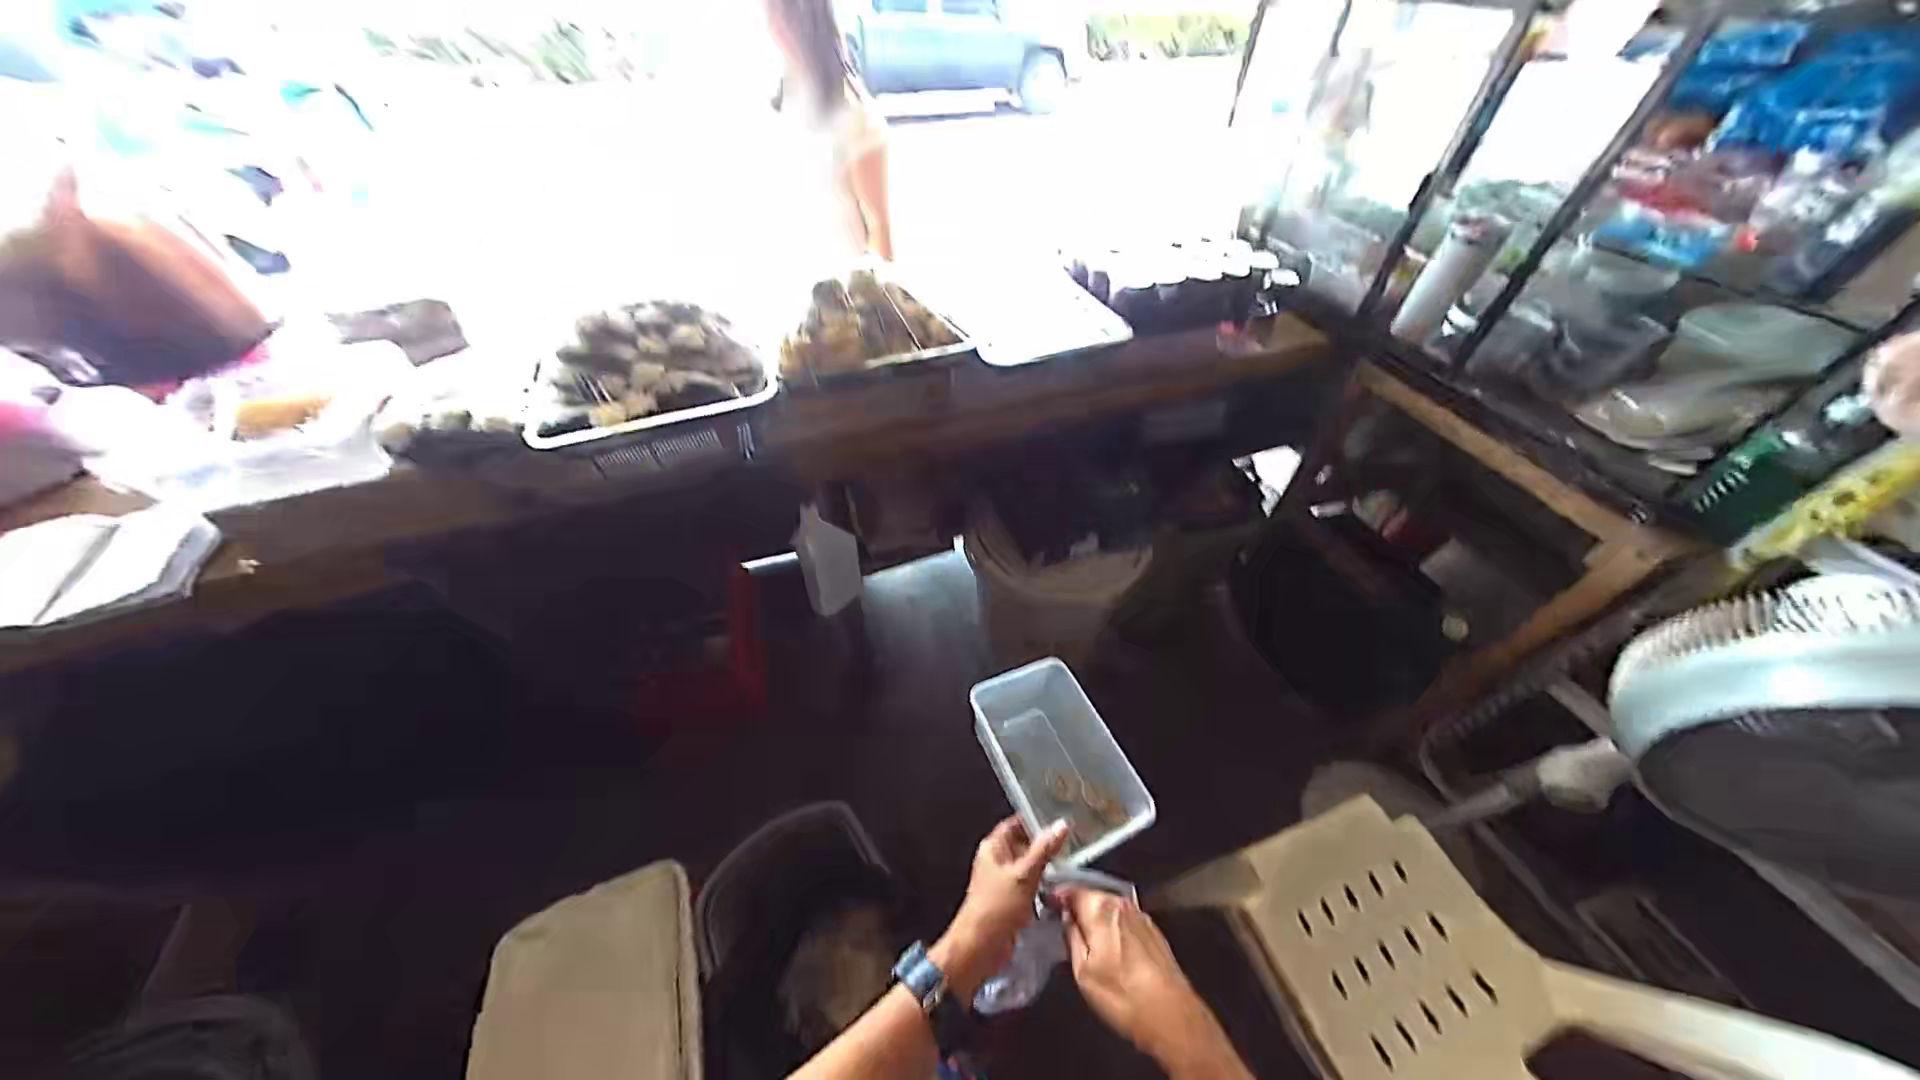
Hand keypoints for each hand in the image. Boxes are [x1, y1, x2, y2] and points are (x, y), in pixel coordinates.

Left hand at [931, 816, 1068, 999]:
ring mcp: (1004, 880)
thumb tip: (1060, 825)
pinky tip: (1059, 884)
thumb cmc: (996, 907)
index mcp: (993, 847)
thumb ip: (1043, 850)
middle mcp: (997, 860)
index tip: (1058, 819)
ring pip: (1028, 865)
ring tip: (1070, 861)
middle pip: (1023, 844)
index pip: (1016, 823)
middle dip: (1044, 844)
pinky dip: (1042, 883)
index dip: (1035, 819)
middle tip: (1071, 841)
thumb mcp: (1023, 875)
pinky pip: (1029, 884)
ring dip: (1045, 866)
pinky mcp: (1011, 899)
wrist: (980, 947)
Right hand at [1063, 889, 1246, 1079]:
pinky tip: (1113, 951)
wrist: (1173, 1016)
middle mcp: (1120, 903)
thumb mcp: (1082, 971)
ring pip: (1109, 908)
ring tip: (1088, 941)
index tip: (1048, 906)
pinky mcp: (1154, 931)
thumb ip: (1070, 936)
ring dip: (1097, 918)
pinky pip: (1125, 921)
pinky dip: (1115, 928)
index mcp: (1099, 908)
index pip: (1070, 889)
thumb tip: (1065, 919)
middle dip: (1078, 907)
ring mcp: (1140, 915)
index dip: (1056, 897)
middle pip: (1091, 896)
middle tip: (1065, 926)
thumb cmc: (1123, 996)